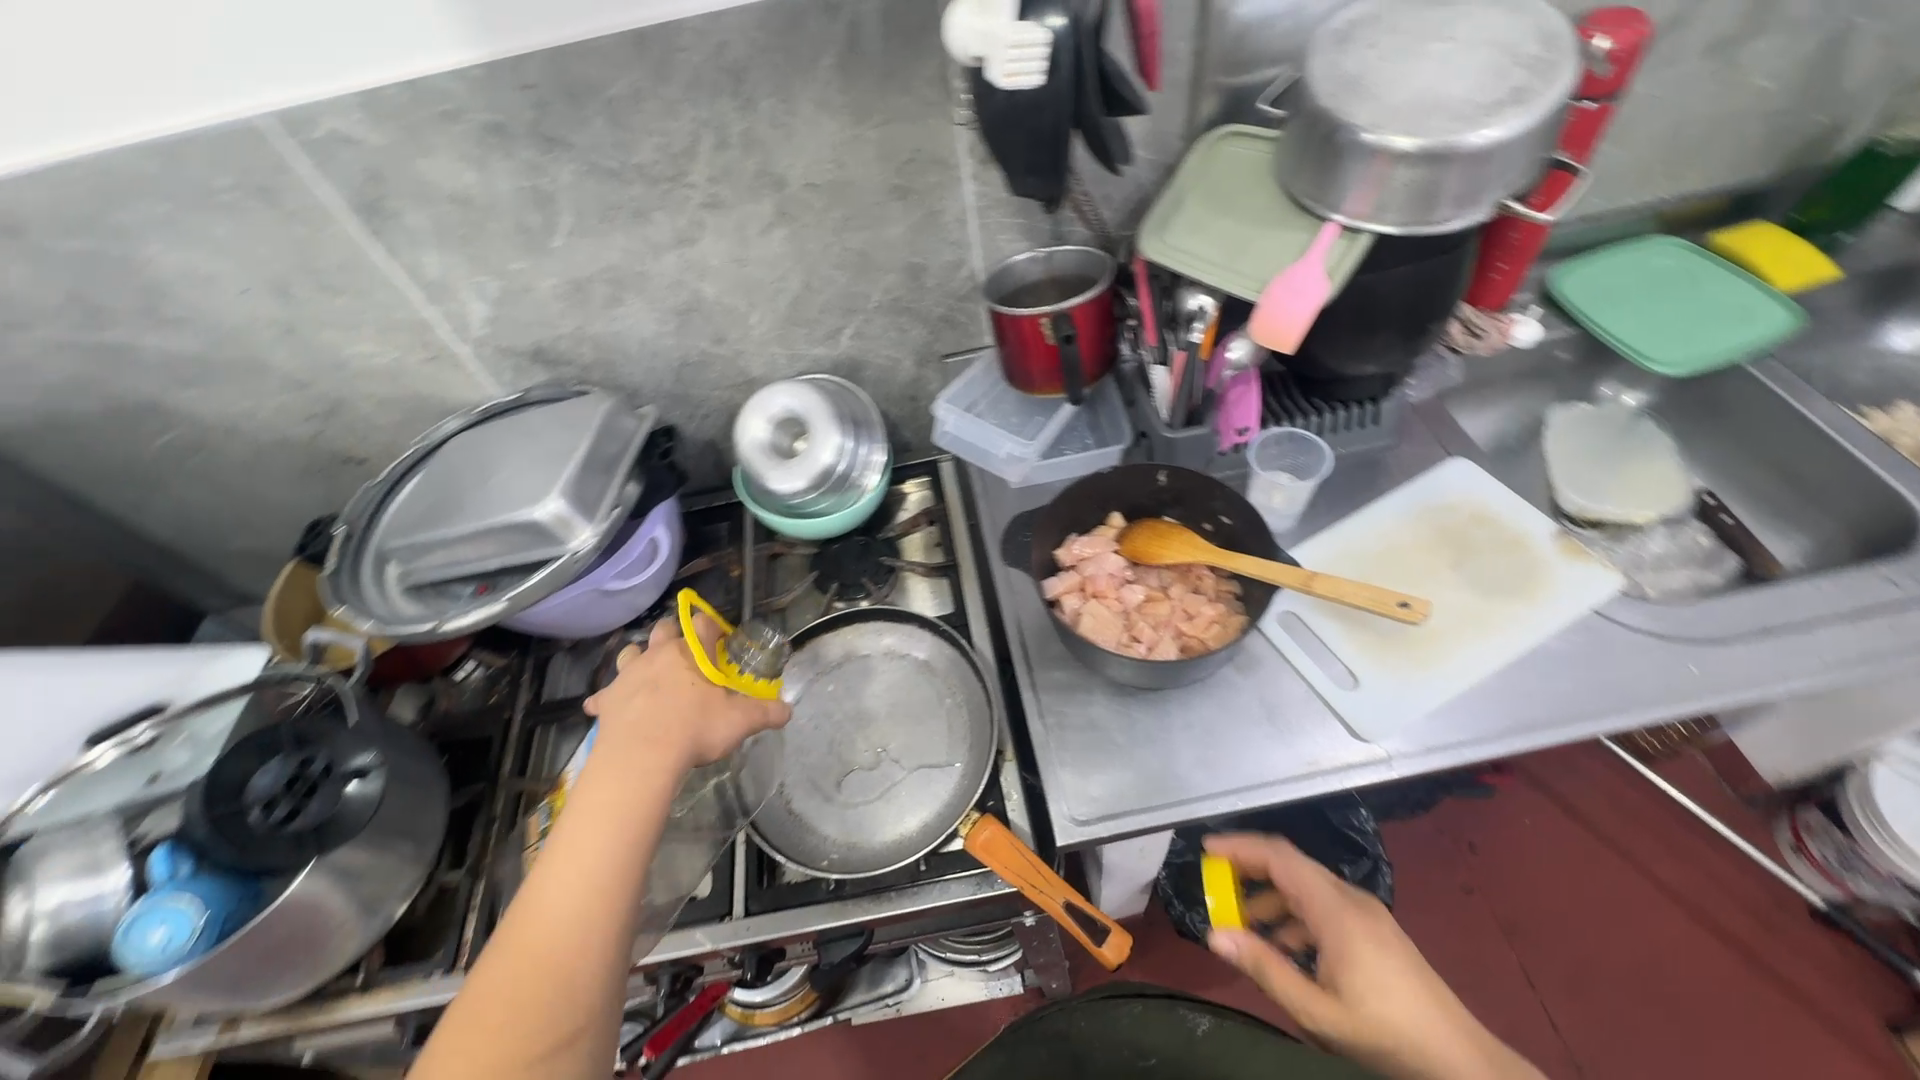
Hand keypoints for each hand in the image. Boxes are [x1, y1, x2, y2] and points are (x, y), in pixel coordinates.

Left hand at [583, 613, 790, 771]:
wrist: (642, 756)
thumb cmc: (694, 729)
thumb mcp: (740, 722)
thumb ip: (766, 713)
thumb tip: (788, 711)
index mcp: (691, 652)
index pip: (704, 623)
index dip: (714, 627)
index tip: (722, 640)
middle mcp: (657, 655)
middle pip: (664, 629)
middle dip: (674, 633)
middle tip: (686, 653)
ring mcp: (628, 675)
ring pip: (629, 652)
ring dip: (638, 658)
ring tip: (648, 672)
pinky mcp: (607, 700)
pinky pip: (602, 695)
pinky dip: (605, 699)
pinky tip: (604, 706)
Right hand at [1203, 834, 1544, 1079]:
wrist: (1460, 1060)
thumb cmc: (1385, 1033)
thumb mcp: (1316, 1011)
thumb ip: (1265, 969)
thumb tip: (1215, 934)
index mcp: (1336, 909)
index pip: (1279, 856)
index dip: (1239, 847)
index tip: (1205, 851)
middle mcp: (1351, 899)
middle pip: (1291, 867)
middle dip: (1249, 873)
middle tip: (1215, 890)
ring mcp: (1366, 913)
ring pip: (1307, 888)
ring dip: (1271, 899)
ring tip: (1245, 928)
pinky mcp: (1374, 930)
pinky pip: (1323, 906)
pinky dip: (1294, 916)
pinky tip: (1285, 950)